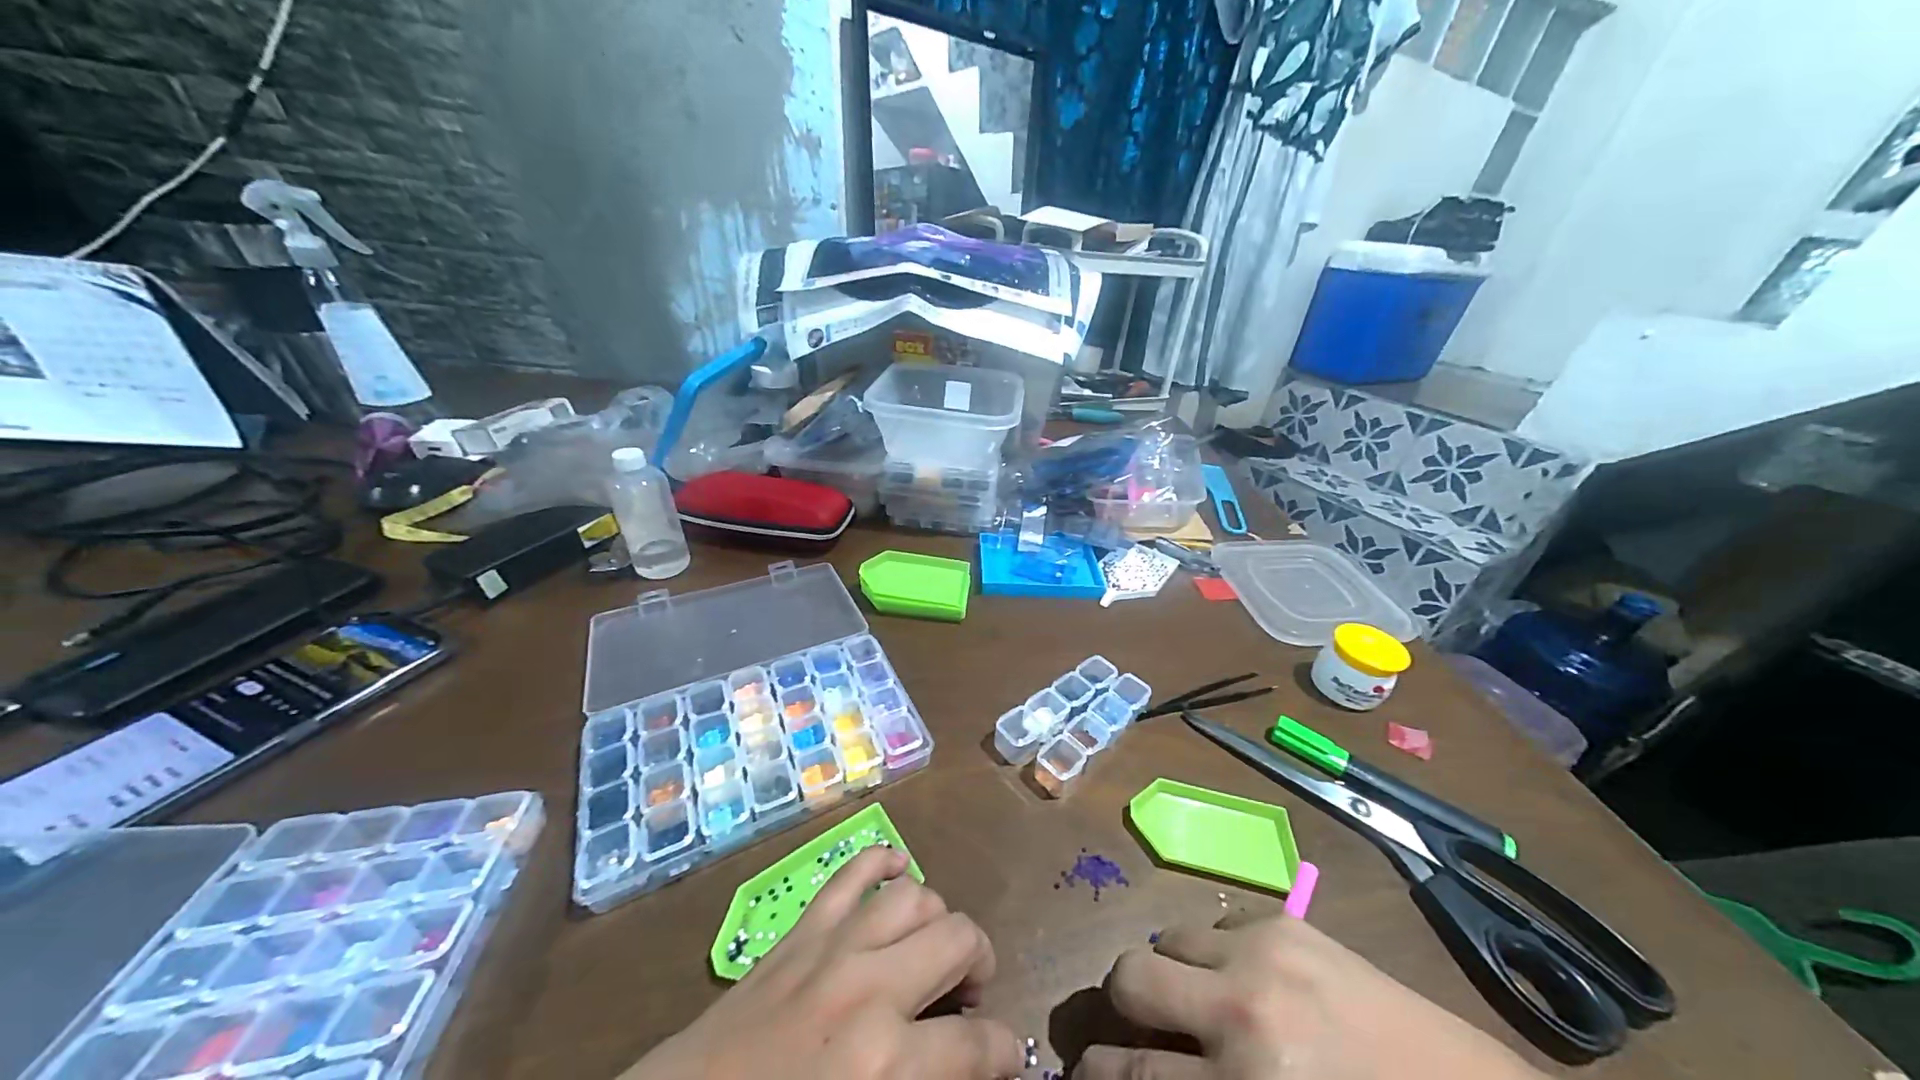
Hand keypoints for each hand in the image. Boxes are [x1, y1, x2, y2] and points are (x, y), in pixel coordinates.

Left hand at [621, 847, 1024, 1079]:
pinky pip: (853, 871)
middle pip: (959, 939)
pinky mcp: (803, 925)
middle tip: (970, 995)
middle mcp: (870, 987)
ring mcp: (833, 944)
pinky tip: (899, 870)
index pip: (980, 1045)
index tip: (1006, 1057)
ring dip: (938, 920)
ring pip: (915, 896)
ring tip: (934, 948)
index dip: (1006, 1053)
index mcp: (886, 1060)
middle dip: (981, 964)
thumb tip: (969, 1062)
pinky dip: (882, 861)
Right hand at [1077, 914, 1546, 1079]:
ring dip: (1168, 972)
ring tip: (1193, 999)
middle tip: (1137, 1026)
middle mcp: (1241, 1011)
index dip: (1095, 1074)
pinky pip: (1215, 925)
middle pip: (1129, 979)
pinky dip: (1213, 953)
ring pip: (1165, 939)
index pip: (1129, 1072)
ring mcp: (1264, 955)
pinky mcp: (1289, 925)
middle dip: (1120, 1007)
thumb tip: (1138, 1074)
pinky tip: (1243, 981)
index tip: (1085, 1072)